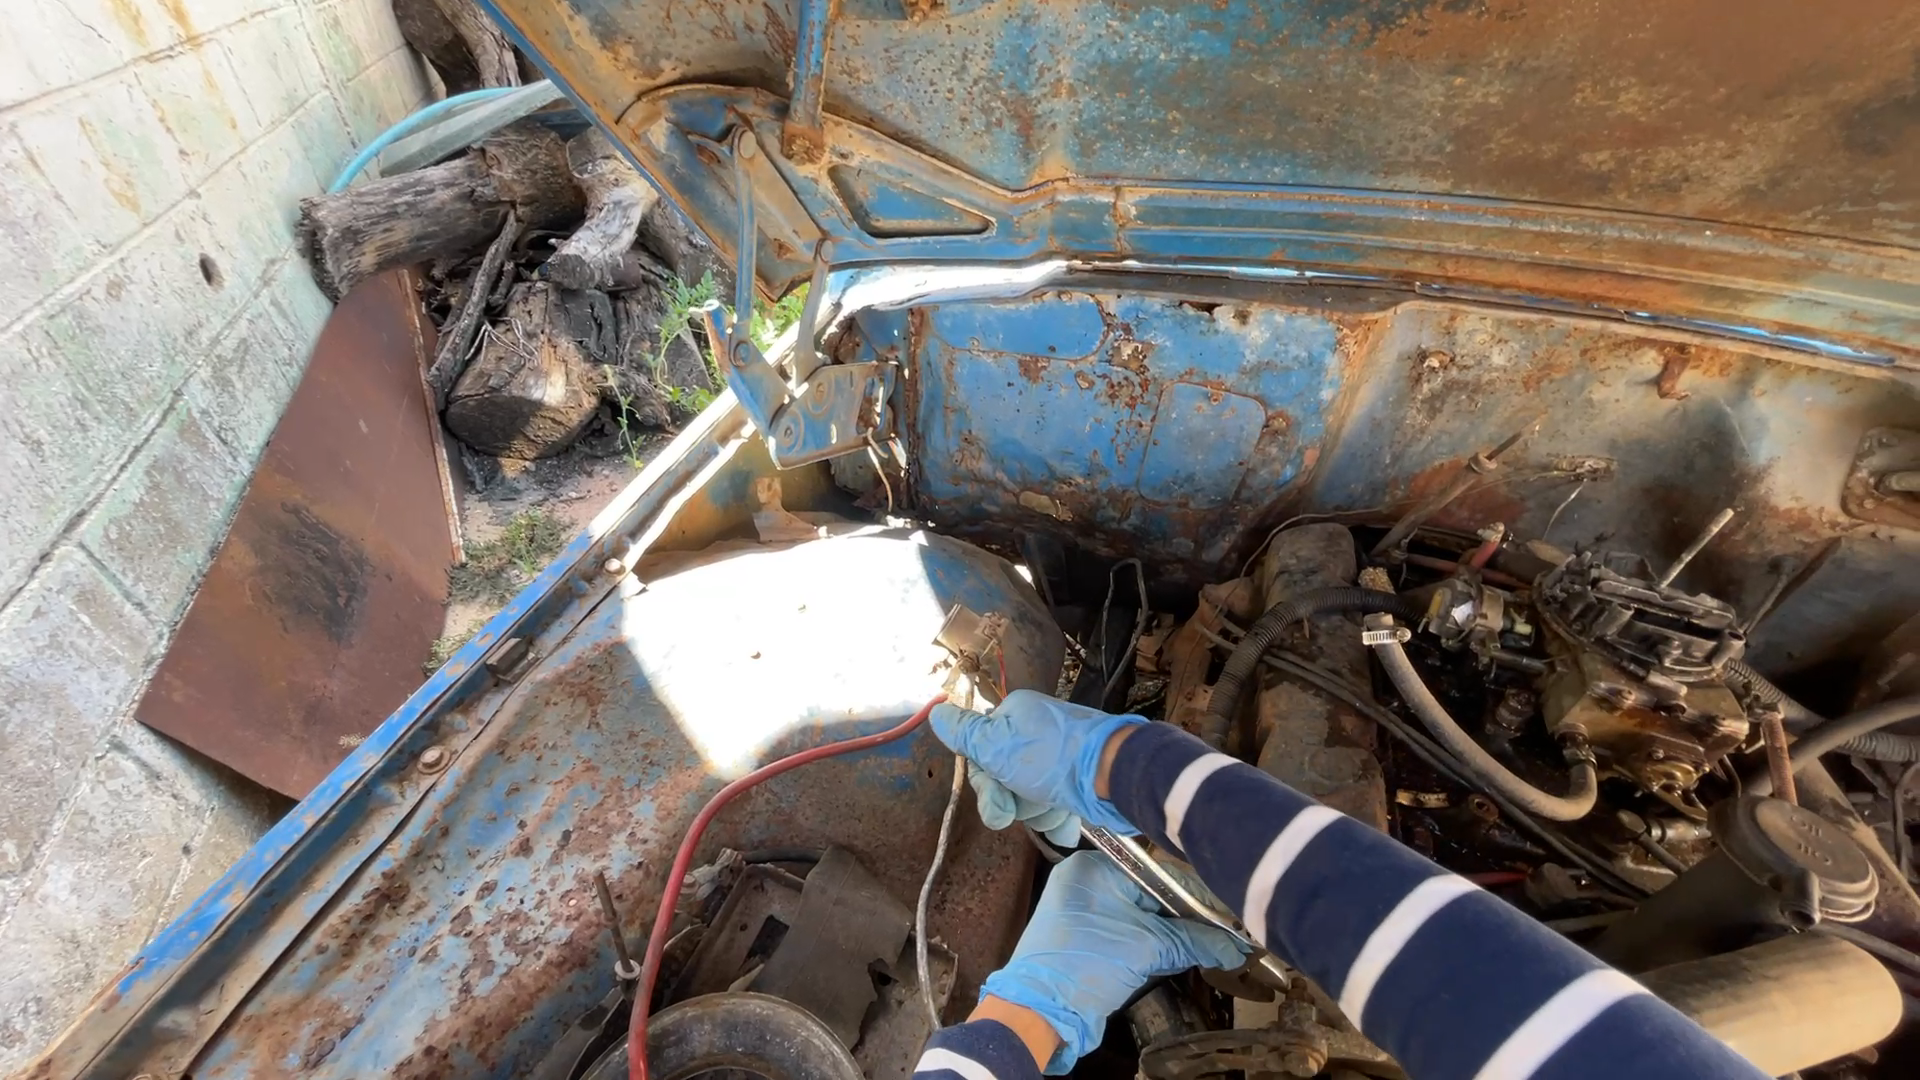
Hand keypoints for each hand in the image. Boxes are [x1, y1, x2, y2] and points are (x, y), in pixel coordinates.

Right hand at [929, 690, 1144, 843]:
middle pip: (1004, 774)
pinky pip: (1054, 799)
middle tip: (1025, 806)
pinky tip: (1064, 825)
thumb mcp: (996, 746)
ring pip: (1028, 791)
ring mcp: (1057, 753)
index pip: (981, 750)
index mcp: (1015, 714)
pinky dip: (1057, 814)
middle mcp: (1035, 729)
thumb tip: (936, 713)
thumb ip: (964, 733)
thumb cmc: (1051, 759)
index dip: (986, 780)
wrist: (1113, 774)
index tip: (997, 798)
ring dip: (1036, 808)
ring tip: (1053, 808)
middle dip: (1013, 798)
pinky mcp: (1076, 775)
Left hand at [982, 851, 1248, 1072]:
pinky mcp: (1085, 934)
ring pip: (1139, 912)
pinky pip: (1126, 928)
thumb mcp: (1148, 946)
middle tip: (1222, 932)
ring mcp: (1084, 906)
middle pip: (1150, 892)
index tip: (1226, 914)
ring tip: (1209, 943)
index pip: (1157, 872)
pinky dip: (1151, 940)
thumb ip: (1192, 941)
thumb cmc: (1091, 962)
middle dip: (1184, 915)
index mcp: (1096, 866)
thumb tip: (1234, 946)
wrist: (1044, 1008)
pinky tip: (1179, 952)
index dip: (1194, 895)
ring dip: (1170, 931)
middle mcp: (1087, 878)